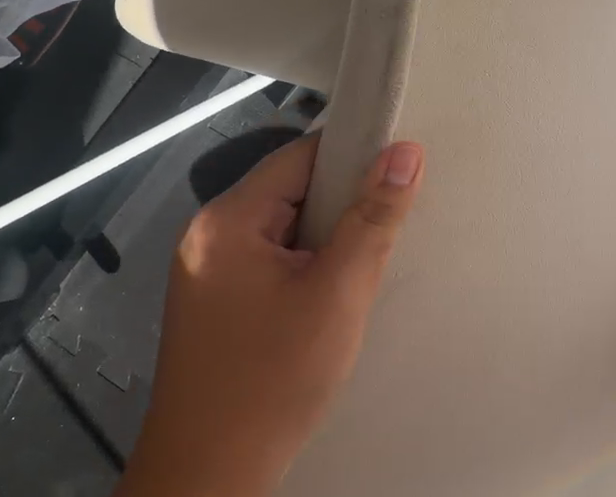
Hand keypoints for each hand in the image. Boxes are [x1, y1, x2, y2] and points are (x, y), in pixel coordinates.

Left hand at [117, 134, 424, 496]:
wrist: (209, 479)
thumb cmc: (273, 379)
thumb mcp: (339, 291)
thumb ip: (375, 216)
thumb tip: (406, 151)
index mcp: (227, 222)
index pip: (303, 156)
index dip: (356, 157)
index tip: (401, 175)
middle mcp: (209, 235)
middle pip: (295, 188)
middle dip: (346, 203)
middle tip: (387, 228)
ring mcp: (209, 270)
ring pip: (290, 224)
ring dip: (331, 236)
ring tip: (363, 266)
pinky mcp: (218, 300)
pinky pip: (276, 255)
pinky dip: (311, 262)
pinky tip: (334, 292)